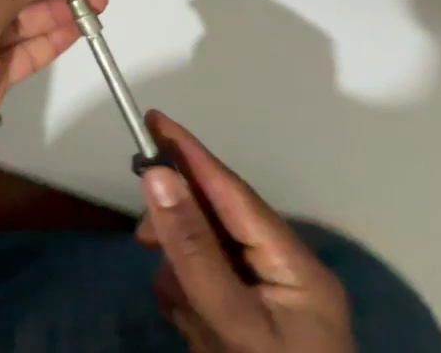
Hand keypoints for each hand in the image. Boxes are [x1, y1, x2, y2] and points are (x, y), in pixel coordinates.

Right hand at [137, 111, 352, 352]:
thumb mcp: (231, 319)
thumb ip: (192, 246)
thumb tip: (157, 174)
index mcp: (296, 267)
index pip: (234, 193)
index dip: (193, 153)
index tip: (154, 119)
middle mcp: (285, 274)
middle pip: (217, 221)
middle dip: (178, 231)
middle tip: (144, 240)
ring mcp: (269, 299)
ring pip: (204, 253)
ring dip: (180, 273)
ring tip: (182, 310)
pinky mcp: (250, 318)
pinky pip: (203, 283)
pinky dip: (186, 296)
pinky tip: (190, 323)